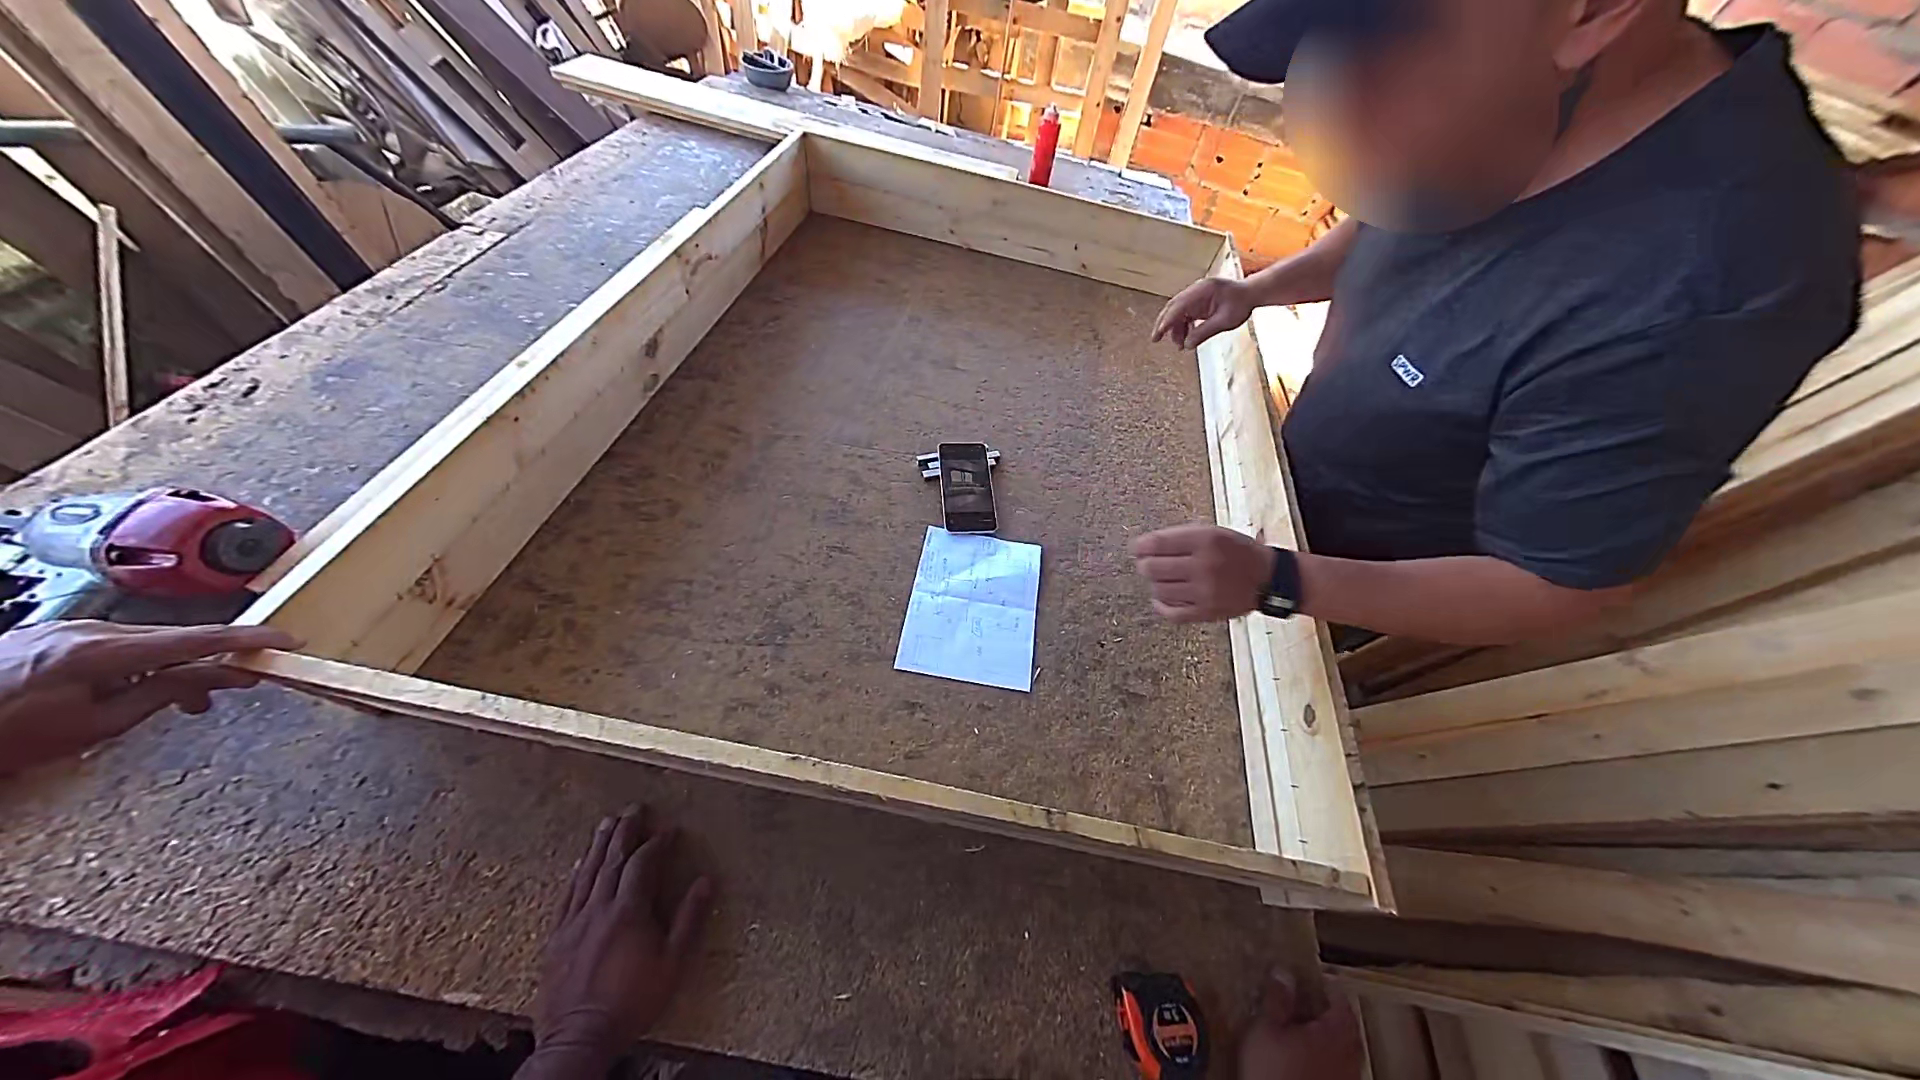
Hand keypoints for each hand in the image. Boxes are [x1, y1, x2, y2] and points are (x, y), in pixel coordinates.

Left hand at [0, 620, 298, 773]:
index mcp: (101, 652)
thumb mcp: (95, 726)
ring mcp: (68, 629)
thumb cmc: (5, 739)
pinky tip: (138, 689)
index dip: (250, 640)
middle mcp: (88, 630)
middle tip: (240, 685)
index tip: (289, 642)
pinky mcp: (53, 635)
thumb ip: (166, 692)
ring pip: (149, 642)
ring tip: (185, 702)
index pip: (198, 639)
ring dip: (176, 667)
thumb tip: (226, 674)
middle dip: (212, 661)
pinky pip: (119, 643)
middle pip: (176, 638)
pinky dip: (143, 665)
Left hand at [530, 808, 713, 1069]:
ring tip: (607, 823)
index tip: (670, 830)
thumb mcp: (673, 963)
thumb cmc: (633, 1002)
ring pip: (587, 874)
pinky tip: (579, 864)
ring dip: (599, 845)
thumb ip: (689, 918)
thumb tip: (706, 880)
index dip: (657, 843)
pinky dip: (575, 876)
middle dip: (625, 832)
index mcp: (628, 911)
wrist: (578, 1040)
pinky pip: (566, 897)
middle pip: (612, 860)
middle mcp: (598, 909)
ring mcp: (574, 923)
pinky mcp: (557, 940)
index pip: (643, 864)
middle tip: (634, 809)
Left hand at [1131, 524, 1276, 622]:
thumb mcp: (1211, 532)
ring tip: (1162, 580)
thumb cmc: (1235, 552)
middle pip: (1153, 568)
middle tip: (1148, 565)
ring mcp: (1205, 591)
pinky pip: (1171, 613)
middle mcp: (1204, 565)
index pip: (1157, 543)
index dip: (1140, 547)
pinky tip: (1162, 599)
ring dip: (1155, 584)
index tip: (1137, 549)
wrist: (1268, 578)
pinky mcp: (1207, 612)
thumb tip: (1142, 547)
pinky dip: (1161, 606)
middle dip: (1145, 566)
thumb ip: (1179, 538)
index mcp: (1205, 540)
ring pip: (1159, 590)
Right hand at [1152, 276, 1254, 349]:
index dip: (1167, 322)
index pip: (1178, 307)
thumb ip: (1204, 332)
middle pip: (1173, 307)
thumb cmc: (1241, 305)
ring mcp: (1195, 295)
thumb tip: (1187, 345)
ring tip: (1180, 345)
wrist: (1251, 294)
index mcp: (1202, 291)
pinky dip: (1183, 325)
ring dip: (1176, 328)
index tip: (1158, 335)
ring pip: (1177, 312)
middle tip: (1156, 339)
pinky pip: (1184, 313)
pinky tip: (1186, 337)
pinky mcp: (1197, 301)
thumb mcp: (1225, 321)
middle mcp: (1196, 290)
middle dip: (1164, 324)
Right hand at [1239, 972, 1363, 1079]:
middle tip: (1308, 1004)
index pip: (1342, 1005)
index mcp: (1334, 1036)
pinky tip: (1306, 1059)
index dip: (1328, 990)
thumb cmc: (1273, 1072)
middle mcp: (1348, 1059)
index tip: (1312, 981)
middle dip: (1331, 1015)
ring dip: (1330, 1038)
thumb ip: (1278, 999)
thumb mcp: (1267, 1028)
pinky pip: (1339, 1070)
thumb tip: (1284, 972)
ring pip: (1345, 1052)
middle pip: (1348, 1030)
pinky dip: (1327, 1058)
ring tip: (1304, 1030)